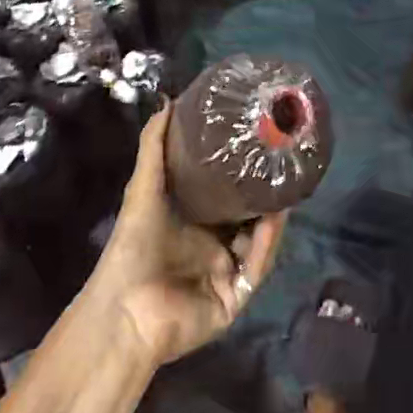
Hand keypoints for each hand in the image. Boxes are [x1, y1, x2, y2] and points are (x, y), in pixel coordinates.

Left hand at [84, 103, 287, 369]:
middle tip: (283, 161)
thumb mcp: (143, 190)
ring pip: (259, 241)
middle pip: (248, 218)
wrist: (124, 310)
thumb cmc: (132, 248)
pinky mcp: (235, 298)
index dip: (241, 173)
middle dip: (265, 194)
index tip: (257, 143)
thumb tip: (167, 101)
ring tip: (287, 184)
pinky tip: (276, 217)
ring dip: (272, 216)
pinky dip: (267, 243)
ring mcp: (225, 274)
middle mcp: (213, 248)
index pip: (225, 197)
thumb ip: (153, 148)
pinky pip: (257, 267)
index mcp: (193, 227)